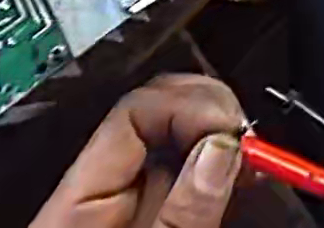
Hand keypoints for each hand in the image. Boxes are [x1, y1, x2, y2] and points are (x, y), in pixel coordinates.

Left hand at [31, 74, 245, 227]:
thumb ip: (178, 216)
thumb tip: (220, 147)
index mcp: (70, 211)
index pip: (135, 110)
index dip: (190, 106)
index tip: (230, 133)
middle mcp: (94, 200)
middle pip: (163, 110)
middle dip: (213, 113)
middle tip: (246, 141)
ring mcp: (122, 209)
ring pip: (180, 138)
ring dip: (223, 137)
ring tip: (253, 158)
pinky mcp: (148, 217)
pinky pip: (187, 170)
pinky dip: (222, 164)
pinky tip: (242, 174)